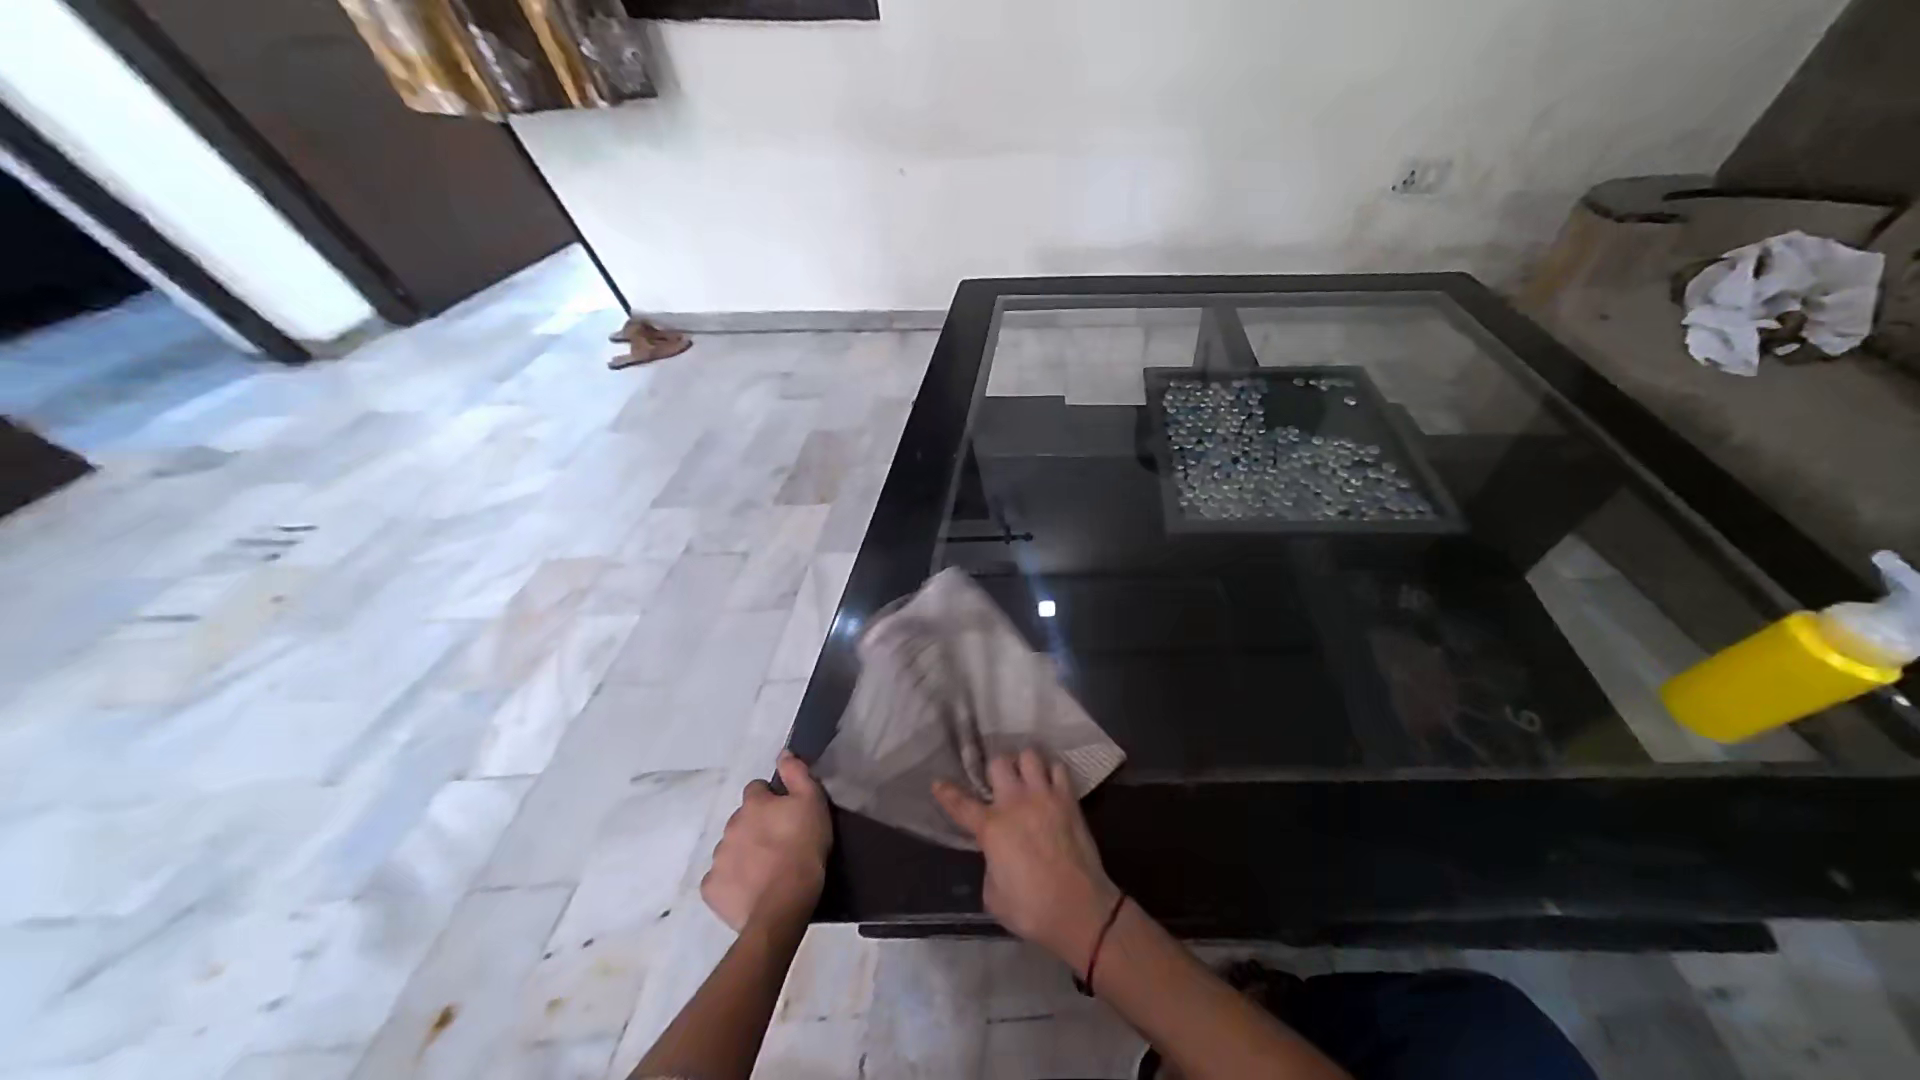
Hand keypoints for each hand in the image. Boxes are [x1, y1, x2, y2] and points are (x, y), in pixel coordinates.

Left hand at [701, 752, 832, 931]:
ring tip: (767, 869)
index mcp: (753, 805)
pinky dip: (732, 880)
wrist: (783, 904)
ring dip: (744, 852)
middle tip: (779, 843)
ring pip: (730, 847)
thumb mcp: (813, 802)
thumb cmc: (803, 849)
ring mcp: (718, 858)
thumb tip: (783, 753)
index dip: (771, 799)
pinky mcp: (711, 888)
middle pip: (742, 820)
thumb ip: (797, 773)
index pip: (756, 789)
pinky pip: (720, 878)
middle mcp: (730, 826)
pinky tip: (749, 889)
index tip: (785, 813)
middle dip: (755, 827)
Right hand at [932, 749, 1120, 970]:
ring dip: (1023, 764)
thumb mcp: (993, 895)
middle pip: (998, 763)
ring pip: (1029, 756)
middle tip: (997, 783)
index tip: (938, 783)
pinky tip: (1049, 783)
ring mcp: (1045, 797)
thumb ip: (989, 865)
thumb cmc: (1032, 909)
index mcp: (992, 828)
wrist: (1080, 910)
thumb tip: (996, 855)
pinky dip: (1052, 771)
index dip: (947, 793)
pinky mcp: (1069, 800)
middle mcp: (1016, 803)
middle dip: (994, 770)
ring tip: (1025, 777)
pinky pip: (1059, 769)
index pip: (961, 804)